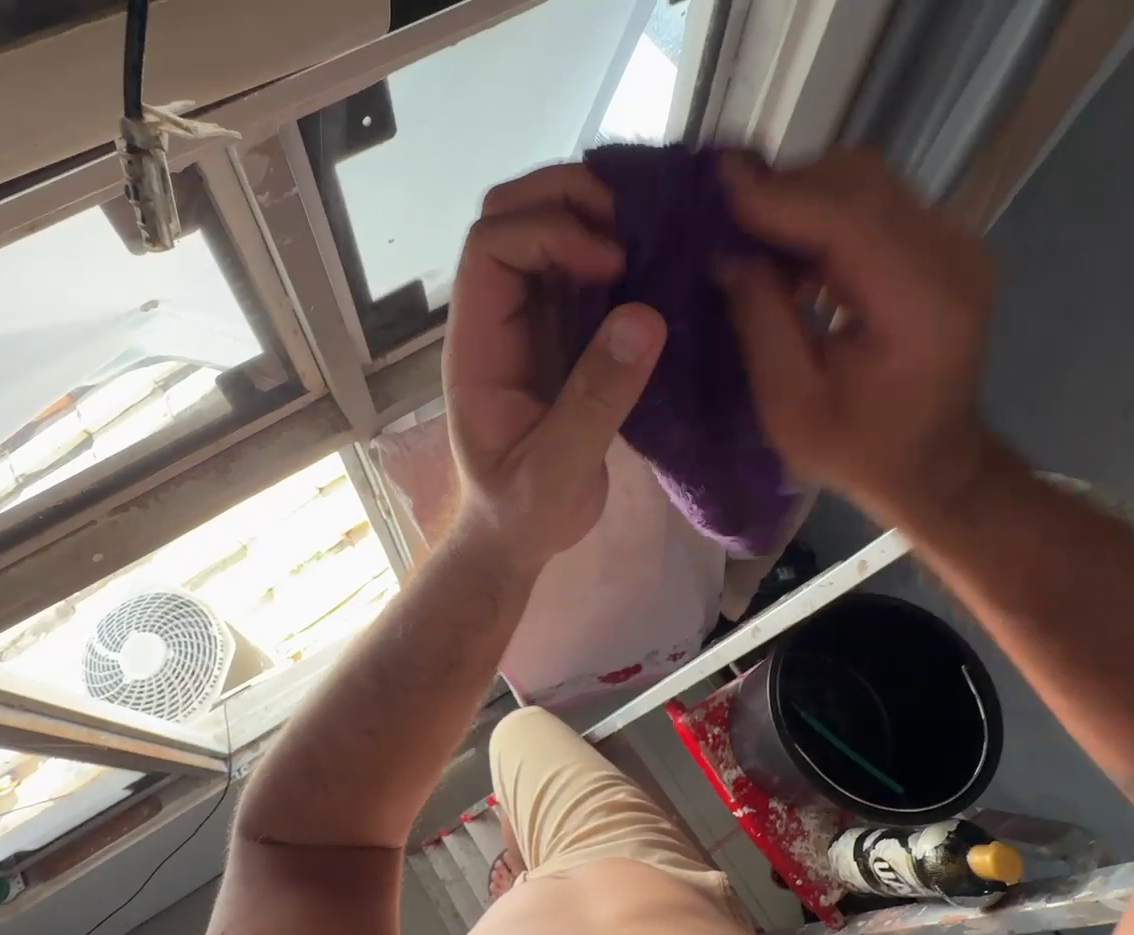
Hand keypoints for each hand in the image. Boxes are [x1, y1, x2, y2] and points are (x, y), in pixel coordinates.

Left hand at [443, 165, 667, 569]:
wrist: (517, 535)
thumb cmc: (523, 510)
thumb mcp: (557, 471)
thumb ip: (594, 401)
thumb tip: (644, 318)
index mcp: (477, 346)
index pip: (490, 246)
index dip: (550, 234)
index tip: (611, 267)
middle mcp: (496, 319)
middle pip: (508, 215)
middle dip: (568, 198)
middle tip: (634, 227)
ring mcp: (527, 322)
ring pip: (544, 229)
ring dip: (594, 215)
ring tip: (651, 235)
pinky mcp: (560, 333)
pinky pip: (579, 267)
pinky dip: (615, 249)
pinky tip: (656, 262)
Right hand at [717, 150, 1002, 527]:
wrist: (930, 463)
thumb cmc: (857, 449)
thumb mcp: (790, 405)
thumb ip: (761, 323)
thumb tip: (725, 253)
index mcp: (922, 306)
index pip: (850, 220)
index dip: (780, 197)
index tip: (716, 184)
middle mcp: (951, 259)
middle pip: (860, 183)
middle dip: (784, 189)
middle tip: (719, 214)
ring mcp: (952, 245)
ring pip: (865, 182)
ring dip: (799, 197)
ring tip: (745, 232)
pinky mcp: (938, 245)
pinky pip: (871, 202)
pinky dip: (819, 212)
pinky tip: (783, 248)